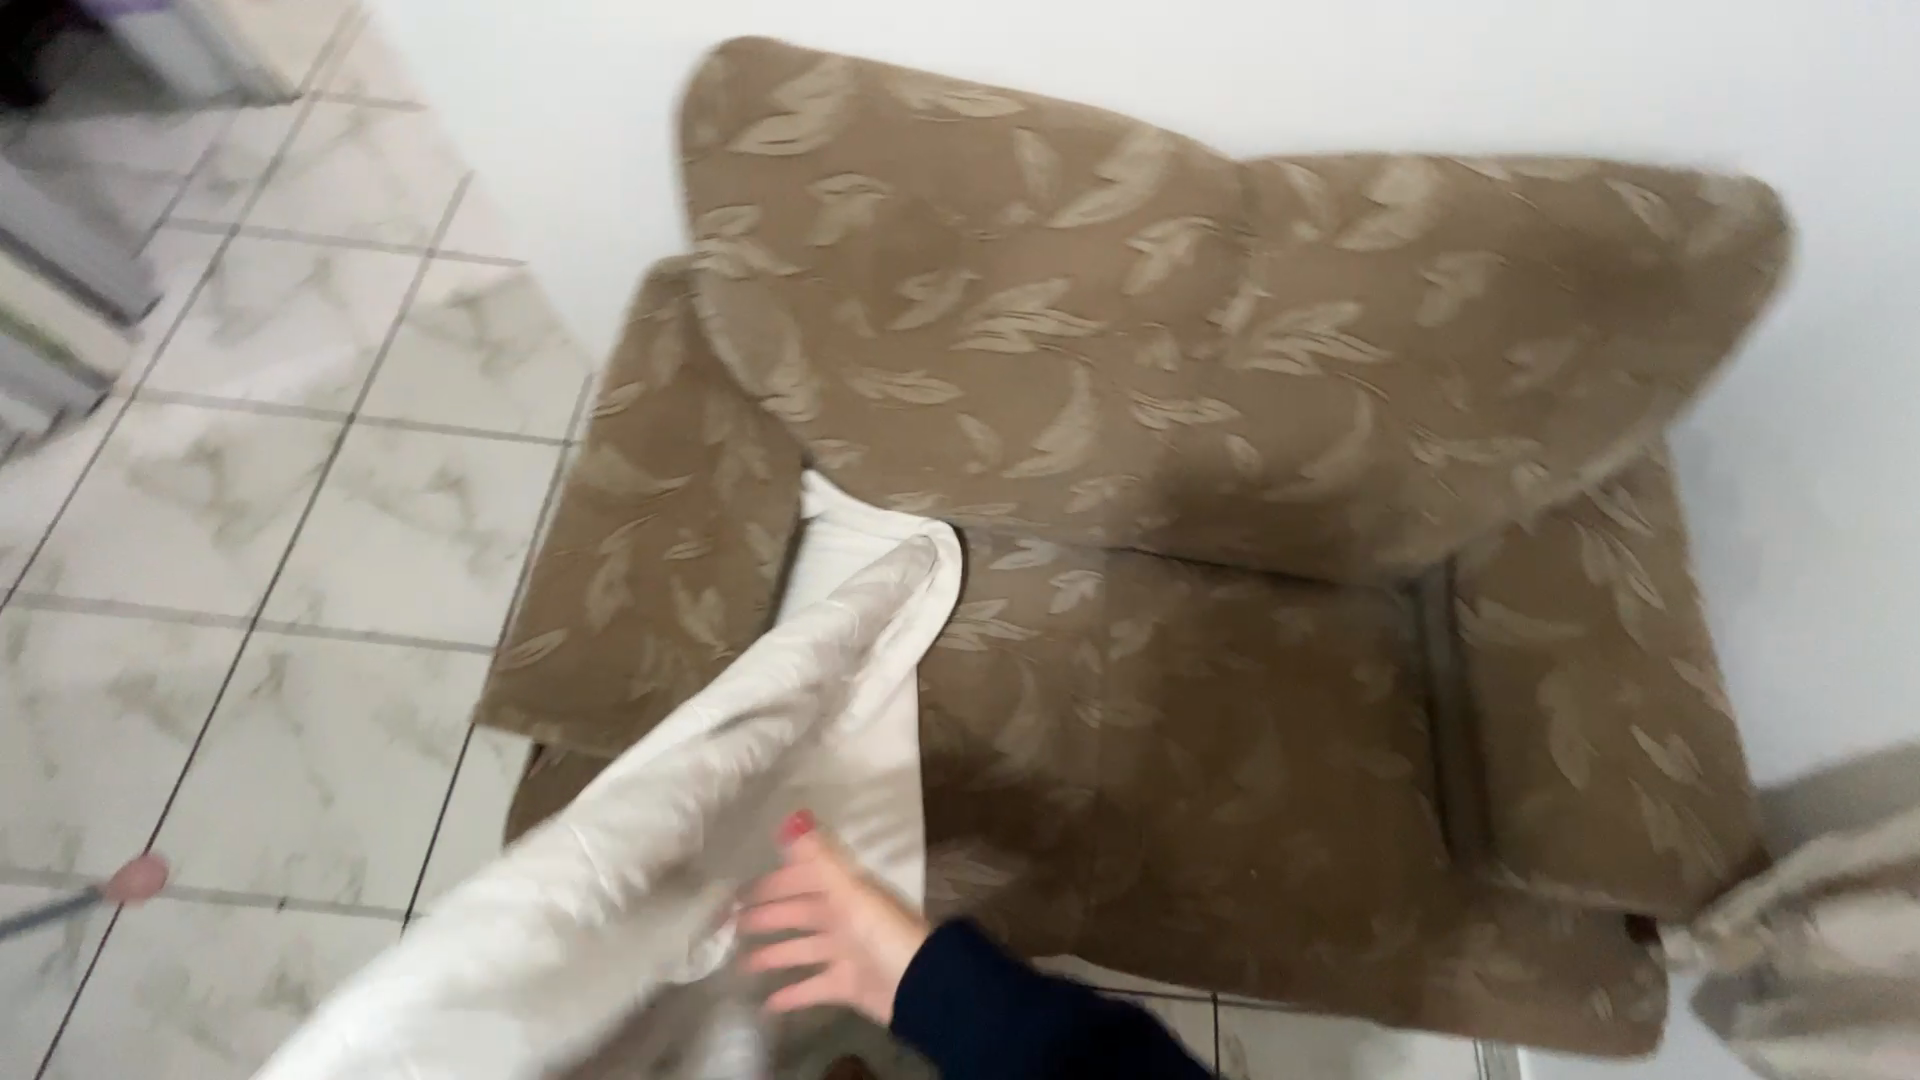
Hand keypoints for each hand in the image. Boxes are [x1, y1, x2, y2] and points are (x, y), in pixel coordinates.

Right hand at [740, 810, 930, 1022]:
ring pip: (803, 948)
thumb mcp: (850, 891)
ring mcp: (847, 952)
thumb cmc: (883, 931)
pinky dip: (792, 994)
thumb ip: (819, 857)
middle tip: (731, 922)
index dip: (776, 882)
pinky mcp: (847, 985)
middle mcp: (846, 917)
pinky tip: (766, 1002)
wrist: (918, 983)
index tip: (741, 889)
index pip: (806, 879)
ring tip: (740, 962)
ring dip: (775, 953)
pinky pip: (813, 987)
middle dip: (770, 914)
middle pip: (801, 912)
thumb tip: (793, 816)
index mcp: (848, 890)